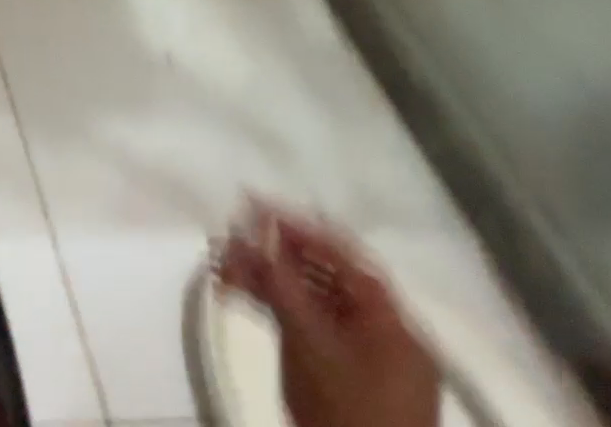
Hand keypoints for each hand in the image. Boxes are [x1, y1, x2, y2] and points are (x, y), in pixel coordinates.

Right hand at [217, 204, 441, 426]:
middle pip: (323, 275)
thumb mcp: (310, 342)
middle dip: (272, 250)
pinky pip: (301, 321)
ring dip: (263, 275)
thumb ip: (282, 284)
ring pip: (306, 298)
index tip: (251, 203)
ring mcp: (356, 349)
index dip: (297, 225)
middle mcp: (378, 328)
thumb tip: (253, 233)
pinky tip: (234, 288)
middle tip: (227, 232)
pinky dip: (269, 303)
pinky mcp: (333, 365)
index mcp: (390, 320)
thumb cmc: (345, 406)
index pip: (343, 256)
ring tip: (220, 259)